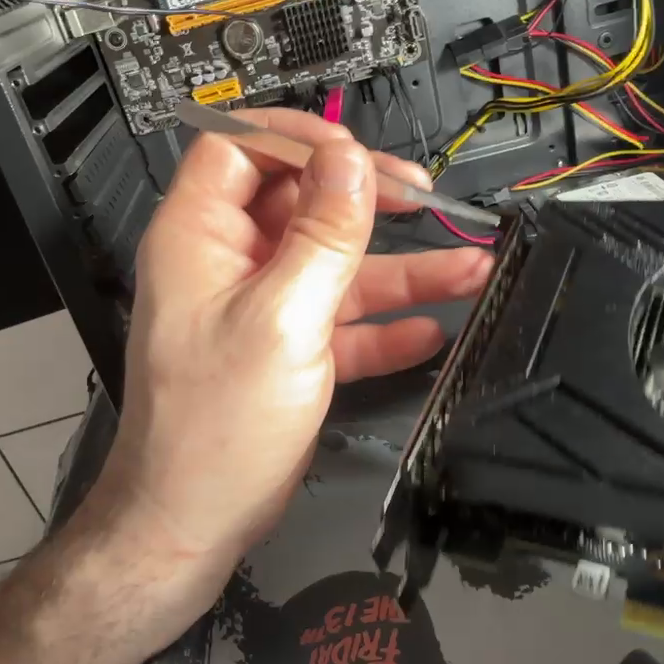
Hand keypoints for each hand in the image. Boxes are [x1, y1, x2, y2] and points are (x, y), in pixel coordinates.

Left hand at [83, 109, 492, 608]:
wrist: (193, 524)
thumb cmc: (216, 426)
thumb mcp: (282, 320)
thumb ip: (323, 236)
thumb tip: (351, 160)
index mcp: (200, 236)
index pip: (241, 148)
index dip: (298, 139)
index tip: (357, 153)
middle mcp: (228, 261)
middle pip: (299, 201)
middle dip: (365, 200)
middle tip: (424, 200)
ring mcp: (259, 306)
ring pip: (332, 265)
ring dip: (398, 268)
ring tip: (470, 268)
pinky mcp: (286, 348)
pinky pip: (340, 320)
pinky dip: (383, 325)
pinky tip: (430, 332)